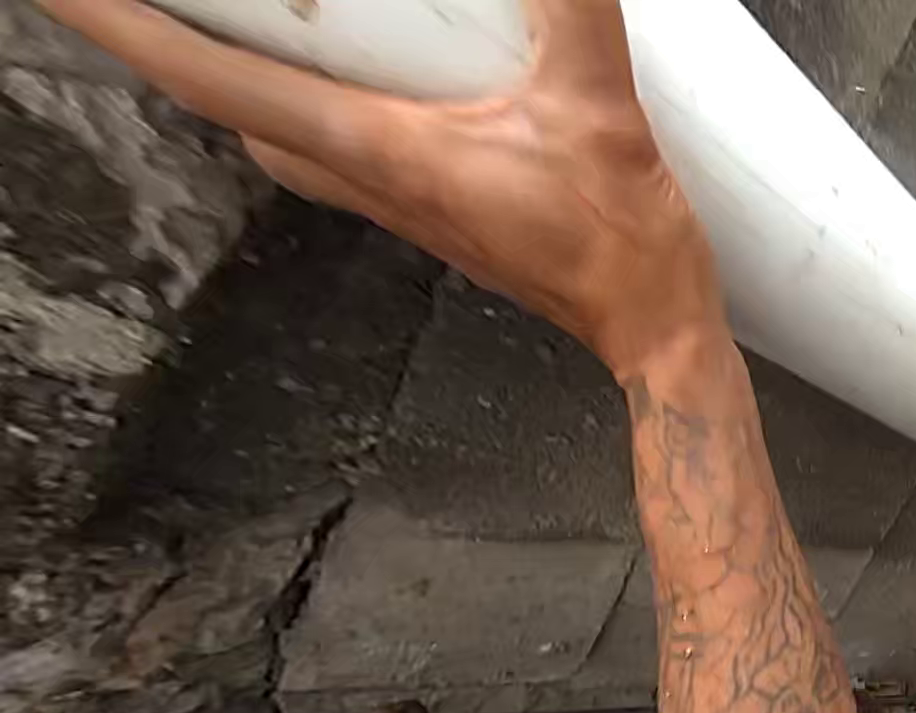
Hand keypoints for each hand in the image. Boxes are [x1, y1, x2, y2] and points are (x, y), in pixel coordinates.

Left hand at [39, 0, 722, 380]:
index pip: (210, 81)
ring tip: (302, 46)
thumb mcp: (604, 120)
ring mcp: (438, 228)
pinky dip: (365, 138)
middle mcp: (399, 197)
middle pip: (252, 129)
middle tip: (203, 5)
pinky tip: (419, 114)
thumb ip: (578, 15)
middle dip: (199, 64)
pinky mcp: (477, 241)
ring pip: (315, 162)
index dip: (108, 15)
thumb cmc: (630, 253)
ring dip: (285, 104)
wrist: (664, 333)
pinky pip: (385, 184)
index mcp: (399, 159)